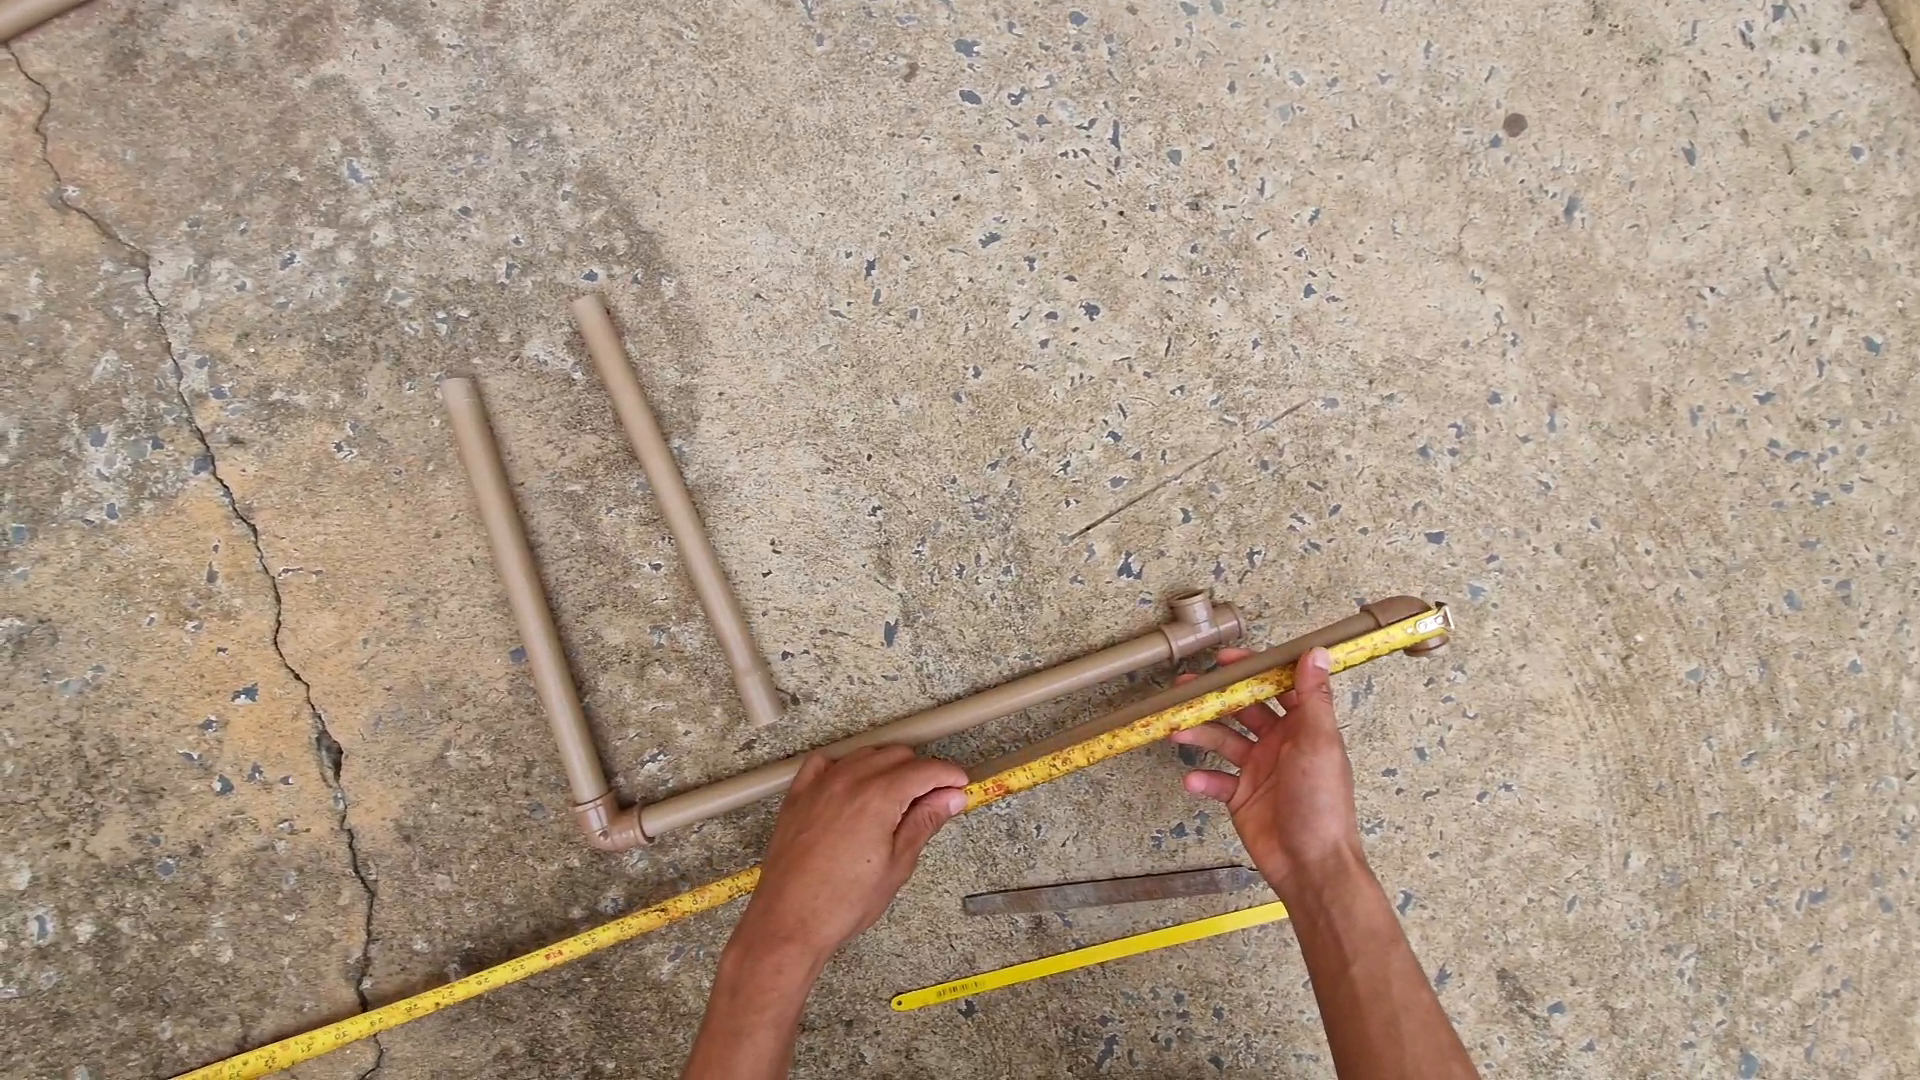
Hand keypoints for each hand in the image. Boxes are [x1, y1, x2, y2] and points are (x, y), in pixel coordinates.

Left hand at [732, 745, 967, 965]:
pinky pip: (826, 763)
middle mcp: (849, 780)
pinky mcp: (799, 795)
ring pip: (865, 754)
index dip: (948, 775)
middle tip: (932, 800)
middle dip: (920, 772)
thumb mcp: (897, 865)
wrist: (789, 923)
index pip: (924, 770)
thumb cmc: (840, 903)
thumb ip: (925, 822)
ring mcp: (820, 784)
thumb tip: (950, 798)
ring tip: (897, 798)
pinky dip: (846, 767)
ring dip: (886, 767)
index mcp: (878, 796)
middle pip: (897, 755)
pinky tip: (853, 786)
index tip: (959, 784)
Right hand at [1169, 646, 1366, 900]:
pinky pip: (1215, 779)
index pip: (1276, 687)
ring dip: (1199, 734)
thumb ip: (1314, 697)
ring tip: (1176, 731)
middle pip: (1240, 711)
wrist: (1312, 865)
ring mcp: (1257, 770)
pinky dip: (1201, 779)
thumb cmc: (1322, 803)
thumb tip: (1318, 652)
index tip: (1225, 660)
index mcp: (1302, 728)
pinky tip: (1192, 781)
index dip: (1252, 670)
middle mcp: (1278, 744)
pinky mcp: (1240, 796)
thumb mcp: (1319, 743)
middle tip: (1184, 688)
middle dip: (1213, 698)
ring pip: (1221, 740)